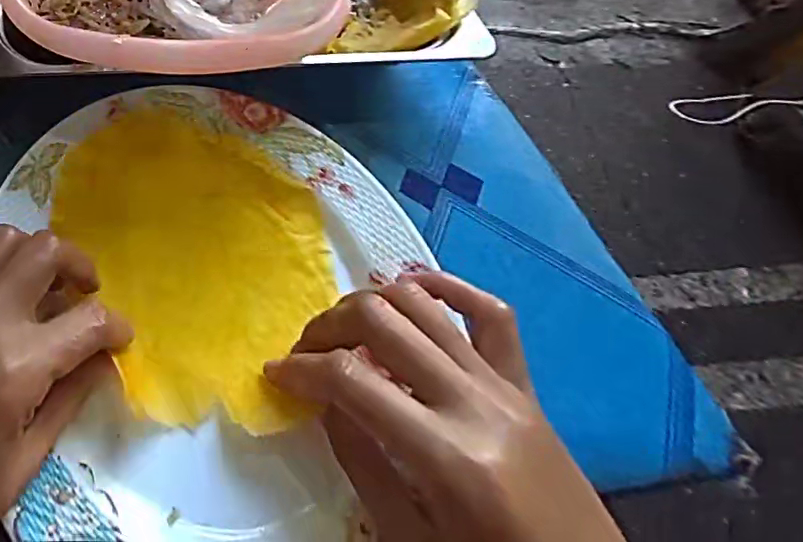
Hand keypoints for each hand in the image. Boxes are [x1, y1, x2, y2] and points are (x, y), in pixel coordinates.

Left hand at [0, 227, 131, 541]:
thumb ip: (68, 401)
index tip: (121, 338)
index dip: (116, 327)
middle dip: (79, 265)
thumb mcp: (20, 466)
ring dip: (34, 254)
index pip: (88, 322)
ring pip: (5, 238)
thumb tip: (104, 361)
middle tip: (85, 294)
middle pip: (47, 250)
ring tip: (41, 286)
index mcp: (16, 366)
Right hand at [264, 272, 622, 541]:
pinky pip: (491, 314)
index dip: (301, 370)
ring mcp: (505, 388)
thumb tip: (324, 400)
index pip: (351, 379)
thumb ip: (361, 464)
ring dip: (370, 303)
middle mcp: (476, 405)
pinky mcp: (526, 387)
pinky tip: (411, 289)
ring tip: (346, 329)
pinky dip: (446, 287)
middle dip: (327, 326)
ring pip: (421, 303)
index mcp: (450, 455)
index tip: (275, 375)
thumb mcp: (412, 540)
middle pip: (380, 321)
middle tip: (305, 352)